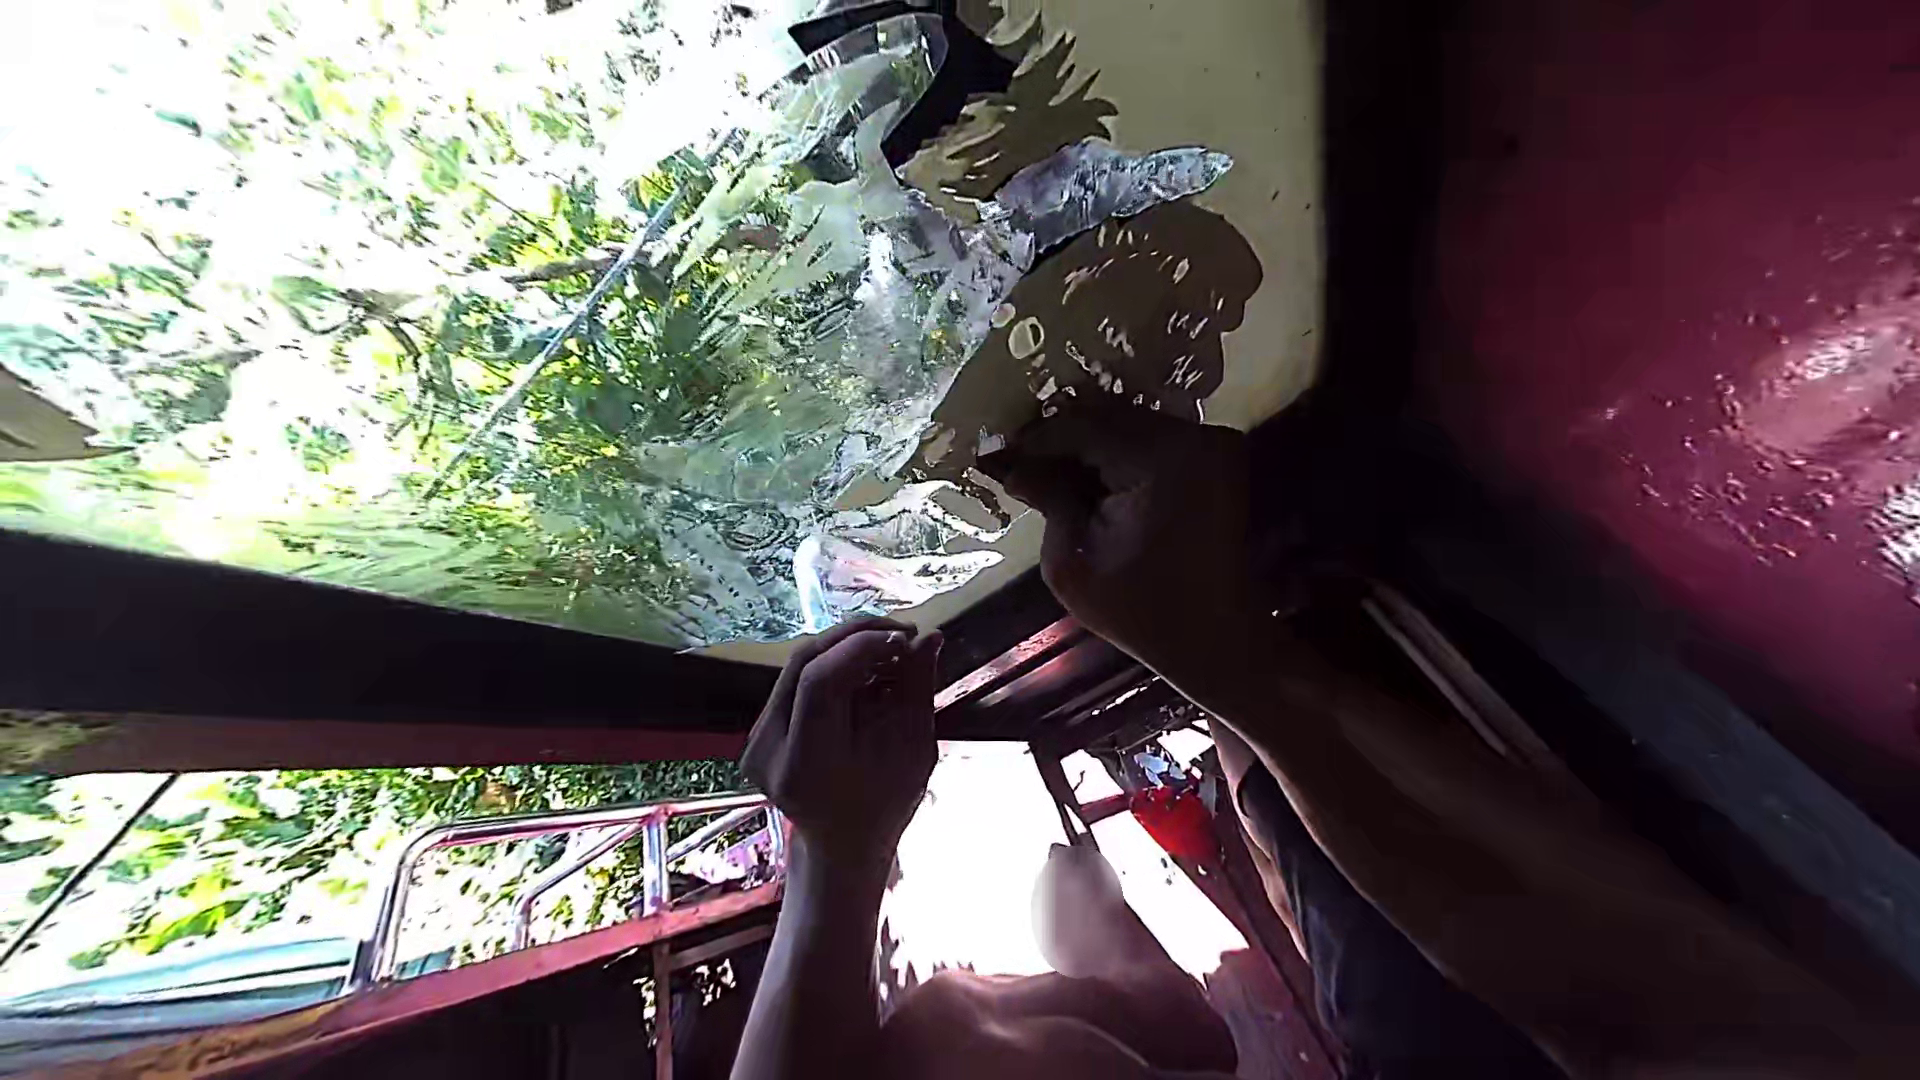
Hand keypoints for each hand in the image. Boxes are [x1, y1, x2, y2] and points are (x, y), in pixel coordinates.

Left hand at [741, 618, 941, 872]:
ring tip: (893, 651)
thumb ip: (916, 690)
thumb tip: (930, 636)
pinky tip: (870, 668)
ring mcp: (757, 736)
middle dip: (859, 636)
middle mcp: (767, 747)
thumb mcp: (912, 751)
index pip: (820, 680)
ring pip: (802, 663)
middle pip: (805, 661)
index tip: (907, 639)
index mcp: (803, 764)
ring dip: (850, 647)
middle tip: (904, 634)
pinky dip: (839, 664)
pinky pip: (800, 676)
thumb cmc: (885, 807)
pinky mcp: (763, 726)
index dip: (863, 647)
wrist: (842, 845)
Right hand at [979, 399, 1254, 680]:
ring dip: (1084, 444)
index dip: (1036, 440)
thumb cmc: (1140, 612)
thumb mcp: (1072, 564)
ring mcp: (1212, 445)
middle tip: (1016, 458)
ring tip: (1043, 468)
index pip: (1084, 429)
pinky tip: (1082, 474)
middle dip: (1058, 437)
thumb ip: (1048, 501)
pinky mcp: (1214, 458)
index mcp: (1163, 461)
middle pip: (1107, 417)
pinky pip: (1149, 440)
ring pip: (1127, 424)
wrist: (1215, 639)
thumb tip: (1014, 467)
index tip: (998, 454)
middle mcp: (1195, 438)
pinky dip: (1113, 453)